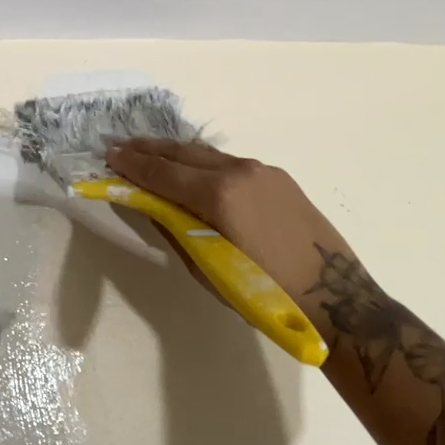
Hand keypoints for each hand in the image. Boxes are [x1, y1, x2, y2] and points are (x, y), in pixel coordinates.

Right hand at [104, 137, 358, 337]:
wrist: (337, 297)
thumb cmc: (265, 294)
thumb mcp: (208, 269)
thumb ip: (175, 231)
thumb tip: (152, 206)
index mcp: (219, 194)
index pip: (163, 173)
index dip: (132, 165)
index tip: (108, 155)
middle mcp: (239, 171)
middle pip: (183, 153)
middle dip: (149, 150)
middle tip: (119, 146)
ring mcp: (262, 171)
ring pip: (207, 155)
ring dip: (175, 153)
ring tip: (150, 154)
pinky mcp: (278, 178)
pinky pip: (229, 164)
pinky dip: (203, 163)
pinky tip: (192, 171)